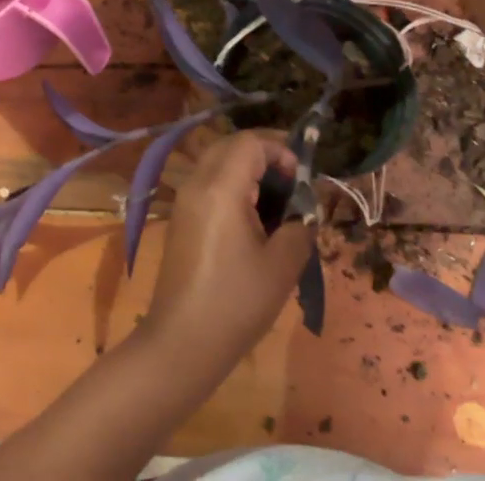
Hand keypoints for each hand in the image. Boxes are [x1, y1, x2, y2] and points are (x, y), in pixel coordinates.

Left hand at [142, 132, 312, 370]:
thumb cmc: (236, 302)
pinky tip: (253, 219)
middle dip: (264, 155)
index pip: (249, 142)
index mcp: (220, 189)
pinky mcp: (181, 220)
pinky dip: (232, 186)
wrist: (182, 341)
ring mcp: (183, 201)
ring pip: (216, 163)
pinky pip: (207, 184)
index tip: (301, 178)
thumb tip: (303, 211)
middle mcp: (196, 184)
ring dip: (247, 170)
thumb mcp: (282, 265)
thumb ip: (299, 226)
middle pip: (230, 146)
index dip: (280, 149)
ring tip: (277, 203)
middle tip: (292, 183)